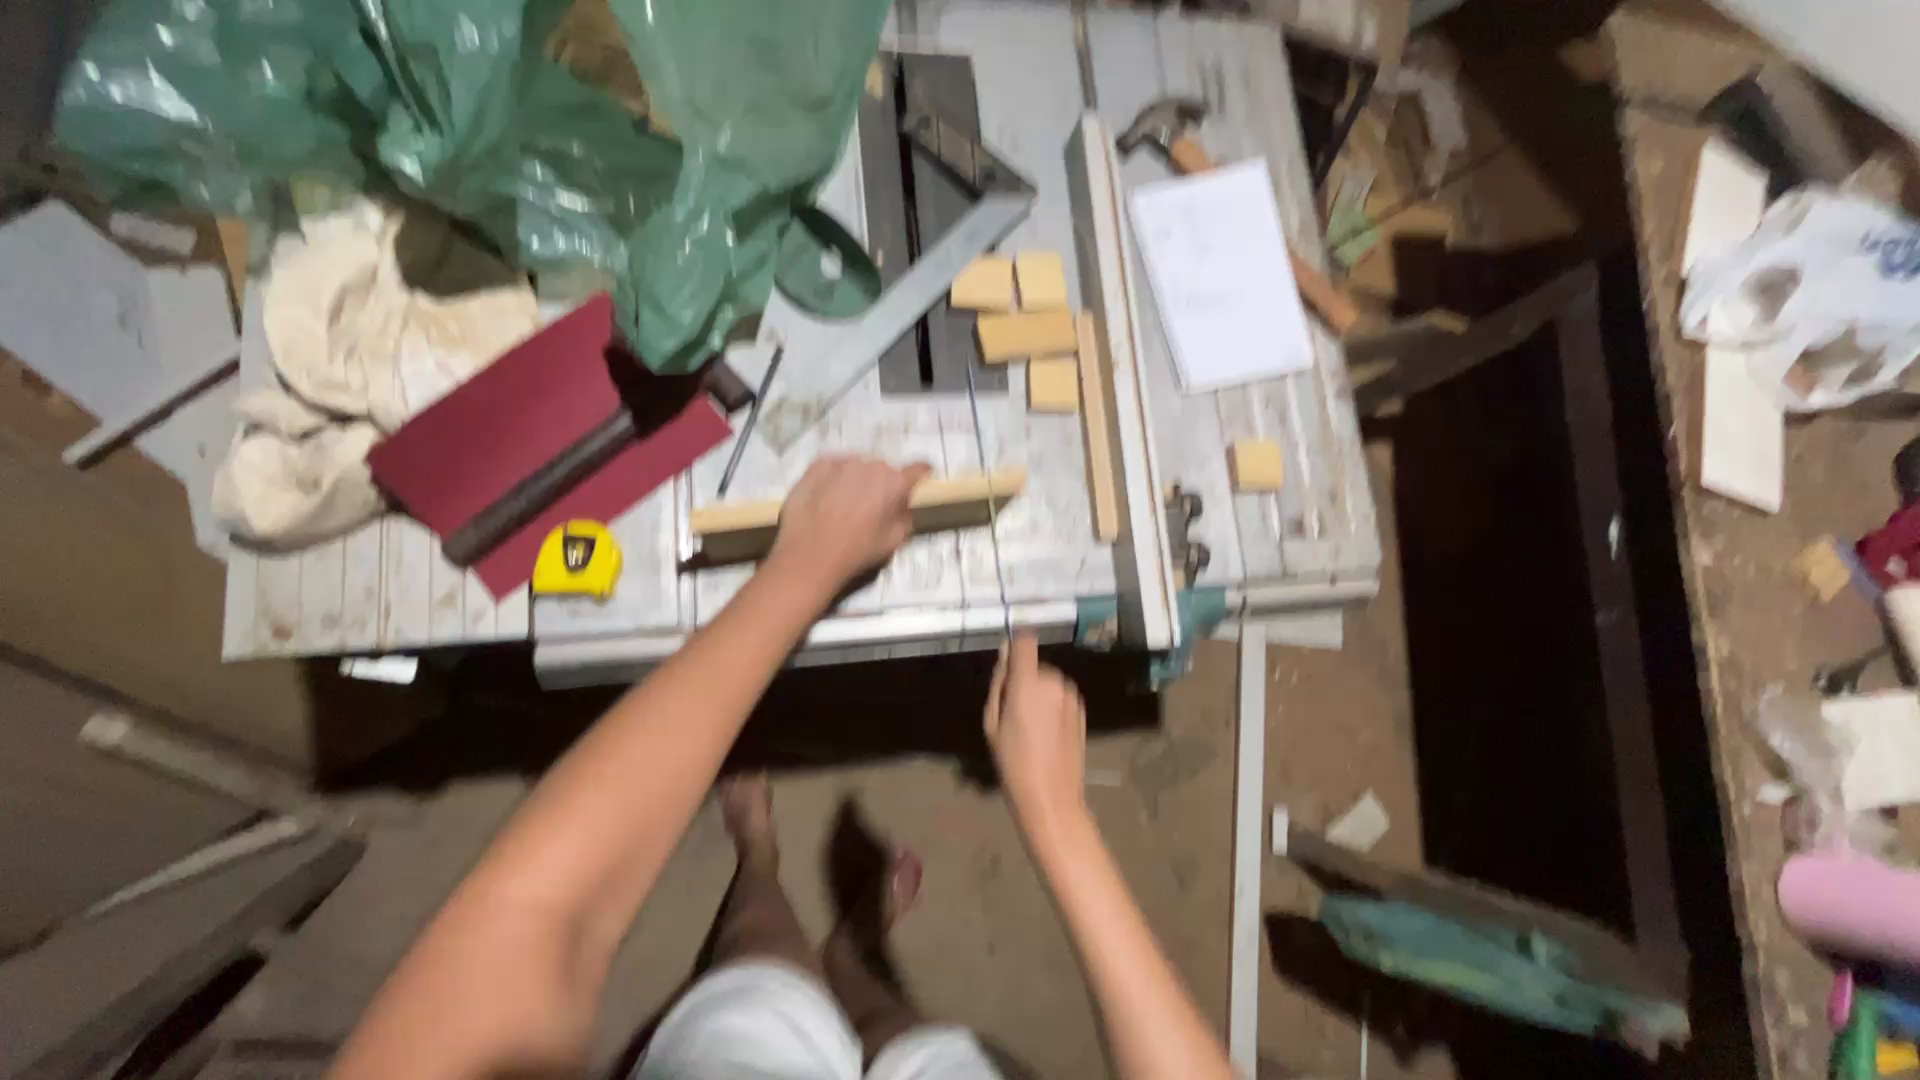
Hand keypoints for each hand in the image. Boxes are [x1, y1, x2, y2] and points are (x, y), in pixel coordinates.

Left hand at [766, 456, 931, 592]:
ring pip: (857, 465)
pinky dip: (834, 476)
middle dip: (882, 482)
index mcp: (895, 482)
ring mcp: (842, 461)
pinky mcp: (818, 464)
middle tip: (872, 504)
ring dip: (857, 478)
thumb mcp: (893, 542)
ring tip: (844, 502)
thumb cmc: (857, 551)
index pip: (919, 468)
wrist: (809, 554)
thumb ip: (905, 517)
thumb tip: (902, 505)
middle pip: (884, 468)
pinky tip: (826, 496)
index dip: (920, 475)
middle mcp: (872, 464)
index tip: (916, 482)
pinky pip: (834, 466)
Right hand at [985, 632, 1087, 833]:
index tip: (1009, 650)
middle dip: (1024, 680)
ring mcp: (1072, 695)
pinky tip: (1047, 733)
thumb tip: (1005, 654)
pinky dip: (1052, 705)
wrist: (1051, 795)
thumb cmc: (1013, 761)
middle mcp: (1054, 681)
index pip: (1025, 642)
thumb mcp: (991, 723)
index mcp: (1028, 683)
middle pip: (1035, 666)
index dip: (1017, 641)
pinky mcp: (1082, 709)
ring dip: (1039, 693)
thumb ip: (999, 683)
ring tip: (1031, 727)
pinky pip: (1060, 696)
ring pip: (1048, 682)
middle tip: (1013, 712)